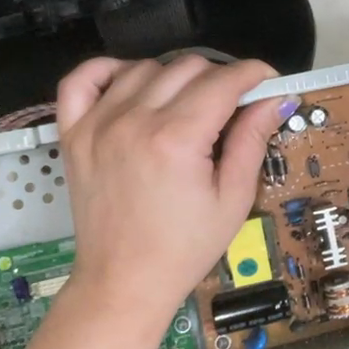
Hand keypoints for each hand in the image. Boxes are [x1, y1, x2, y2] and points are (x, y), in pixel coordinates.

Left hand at [55, 55, 294, 327]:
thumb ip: (252, 141)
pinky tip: (131, 85)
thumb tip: (274, 99)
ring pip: (144, 67)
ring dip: (173, 77)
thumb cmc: (183, 248)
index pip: (224, 81)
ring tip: (186, 106)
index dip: (253, 74)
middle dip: (219, 78)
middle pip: (187, 67)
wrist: (124, 282)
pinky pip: (82, 79)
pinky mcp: (74, 134)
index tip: (266, 81)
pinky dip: (108, 71)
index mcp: (177, 139)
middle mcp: (134, 122)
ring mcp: (98, 124)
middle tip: (230, 106)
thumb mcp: (233, 199)